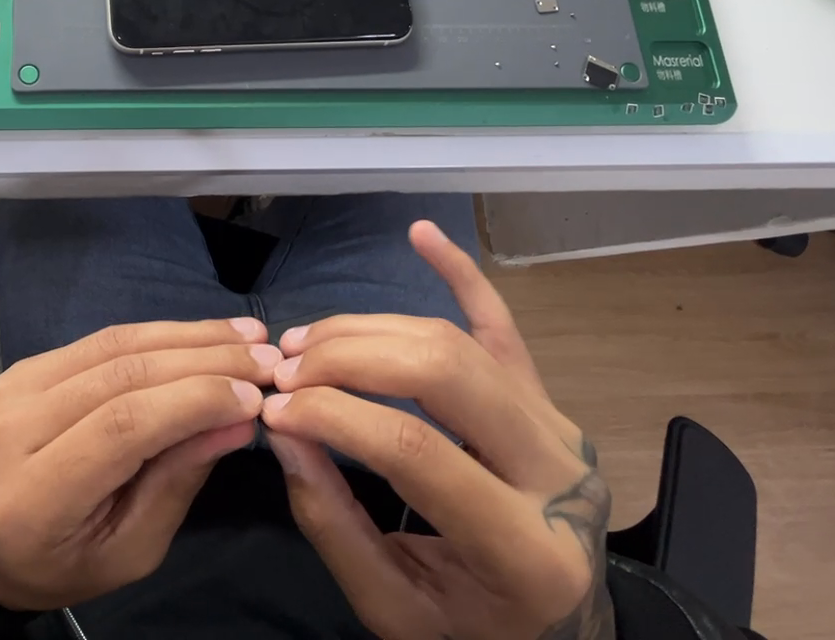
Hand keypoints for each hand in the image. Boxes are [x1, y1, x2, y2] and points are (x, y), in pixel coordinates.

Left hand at [0, 317, 280, 610]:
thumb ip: (177, 480)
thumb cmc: (65, 560)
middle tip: (266, 356)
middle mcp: (11, 429)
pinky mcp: (20, 365)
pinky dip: (157, 334)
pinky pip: (99, 340)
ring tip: (246, 333)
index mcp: (32, 495)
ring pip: (112, 345)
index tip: (254, 395)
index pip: (121, 427)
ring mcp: (10, 388)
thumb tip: (238, 418)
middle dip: (202, 360)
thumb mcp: (131, 549)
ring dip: (187, 335)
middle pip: (119, 376)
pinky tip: (201, 333)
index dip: (192, 401)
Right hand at [261, 221, 613, 639]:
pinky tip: (421, 234)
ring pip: (454, 341)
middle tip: (286, 368)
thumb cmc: (473, 627)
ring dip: (369, 328)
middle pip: (439, 371)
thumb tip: (283, 431)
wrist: (562, 630)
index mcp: (525, 546)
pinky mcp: (546, 398)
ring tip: (308, 341)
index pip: (412, 448)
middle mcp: (558, 469)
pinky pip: (503, 323)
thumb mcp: (395, 608)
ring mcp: (556, 422)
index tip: (272, 410)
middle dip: (346, 357)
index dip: (331, 417)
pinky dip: (461, 273)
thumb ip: (333, 524)